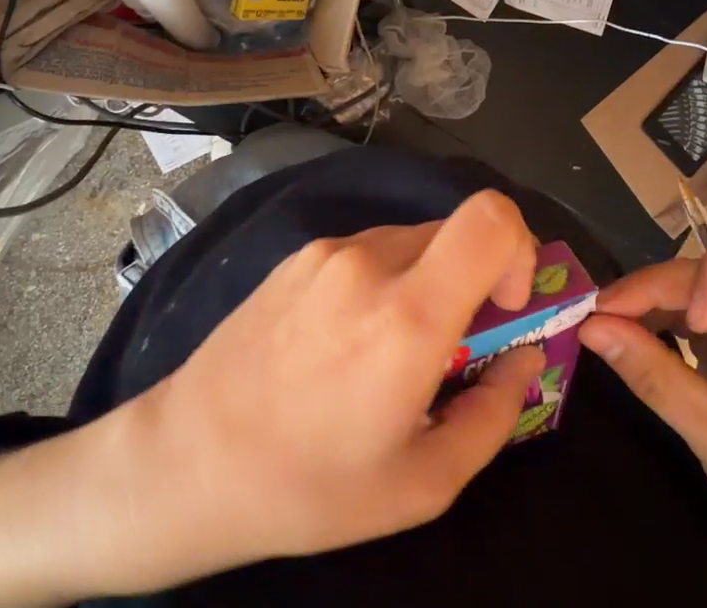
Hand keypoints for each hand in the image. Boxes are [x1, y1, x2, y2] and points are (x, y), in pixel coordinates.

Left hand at [0, 191, 543, 607]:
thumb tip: (524, 357)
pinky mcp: (294, 258)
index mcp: (408, 315)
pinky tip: (346, 345)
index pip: (493, 218)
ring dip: (428, 285)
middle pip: (458, 233)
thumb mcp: (423, 482)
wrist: (182, 465)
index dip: (521, 249)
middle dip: (476, 282)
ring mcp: (325, 253)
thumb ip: (495, 413)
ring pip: (413, 242)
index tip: (507, 306)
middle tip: (452, 350)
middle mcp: (369, 263)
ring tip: (389, 355)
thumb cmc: (308, 488)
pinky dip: (384, 284)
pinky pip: (368, 253)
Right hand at [578, 223, 706, 605]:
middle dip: (667, 285)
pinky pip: (694, 304)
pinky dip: (658, 314)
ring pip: (704, 278)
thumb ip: (656, 376)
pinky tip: (626, 328)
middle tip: (605, 310)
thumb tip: (590, 326)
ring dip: (654, 295)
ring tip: (606, 319)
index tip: (694, 321)